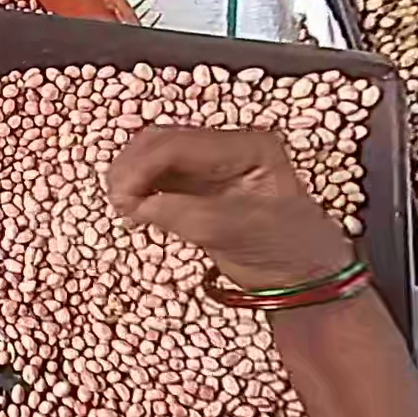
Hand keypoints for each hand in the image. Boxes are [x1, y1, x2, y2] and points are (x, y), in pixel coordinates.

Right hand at [101, 128, 354, 291]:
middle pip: (157, 141)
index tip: (122, 199)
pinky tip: (132, 207)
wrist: (300, 274)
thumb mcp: (239, 232)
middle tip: (117, 203)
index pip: (177, 145)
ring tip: (123, 207)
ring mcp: (206, 163)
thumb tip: (139, 205)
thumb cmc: (285, 250)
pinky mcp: (191, 181)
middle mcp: (224, 147)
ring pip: (147, 154)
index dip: (140, 168)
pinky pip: (150, 173)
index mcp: (246, 147)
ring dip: (126, 177)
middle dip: (129, 169)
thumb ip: (187, 214)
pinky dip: (133, 187)